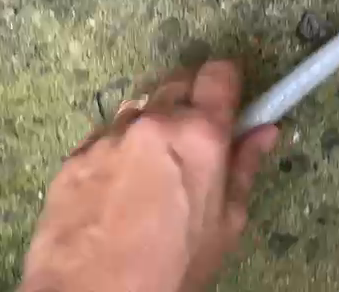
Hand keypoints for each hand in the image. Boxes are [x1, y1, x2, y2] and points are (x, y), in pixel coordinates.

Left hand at [20, 61, 279, 291]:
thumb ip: (244, 167)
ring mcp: (111, 137)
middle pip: (178, 83)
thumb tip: (265, 131)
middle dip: (188, 102)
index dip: (226, 83)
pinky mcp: (73, 158)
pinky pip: (102, 138)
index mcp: (202, 132)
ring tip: (146, 168)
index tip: (226, 102)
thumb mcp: (225, 224)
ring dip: (149, 126)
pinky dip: (114, 151)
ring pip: (138, 109)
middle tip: (189, 140)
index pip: (220, 72)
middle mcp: (157, 121)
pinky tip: (112, 189)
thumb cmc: (172, 266)